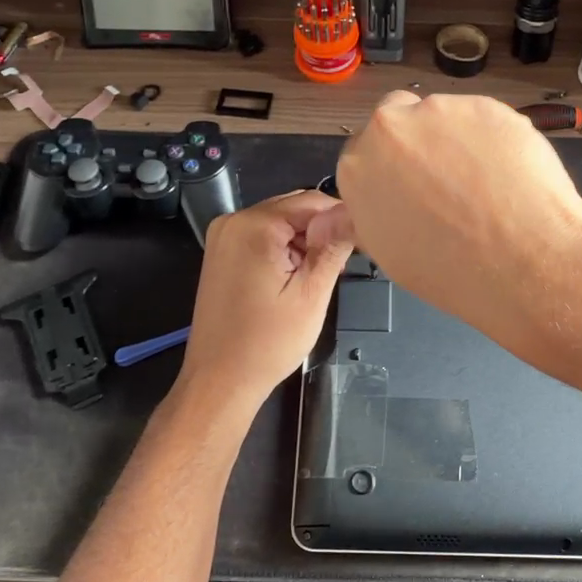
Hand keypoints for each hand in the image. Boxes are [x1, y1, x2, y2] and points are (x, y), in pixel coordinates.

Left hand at [175, 190, 353, 408]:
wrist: (220, 381)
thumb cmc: (267, 343)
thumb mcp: (311, 294)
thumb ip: (332, 246)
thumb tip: (353, 210)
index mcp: (254, 225)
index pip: (312, 200)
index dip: (341, 218)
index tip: (361, 244)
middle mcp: (233, 221)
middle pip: (294, 207)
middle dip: (320, 230)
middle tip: (338, 267)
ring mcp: (223, 237)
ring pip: (279, 222)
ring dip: (302, 242)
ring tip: (316, 277)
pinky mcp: (220, 253)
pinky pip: (262, 237)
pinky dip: (283, 250)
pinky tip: (293, 279)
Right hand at [327, 92, 581, 344]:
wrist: (522, 263)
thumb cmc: (455, 270)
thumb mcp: (388, 254)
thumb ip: (368, 215)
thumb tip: (357, 210)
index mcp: (358, 167)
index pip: (365, 152)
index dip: (391, 169)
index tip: (410, 183)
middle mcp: (390, 129)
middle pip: (399, 120)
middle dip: (419, 143)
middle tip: (446, 181)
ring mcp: (440, 112)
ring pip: (444, 117)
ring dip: (457, 140)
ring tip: (484, 184)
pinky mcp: (485, 106)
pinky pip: (483, 118)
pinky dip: (493, 139)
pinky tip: (507, 175)